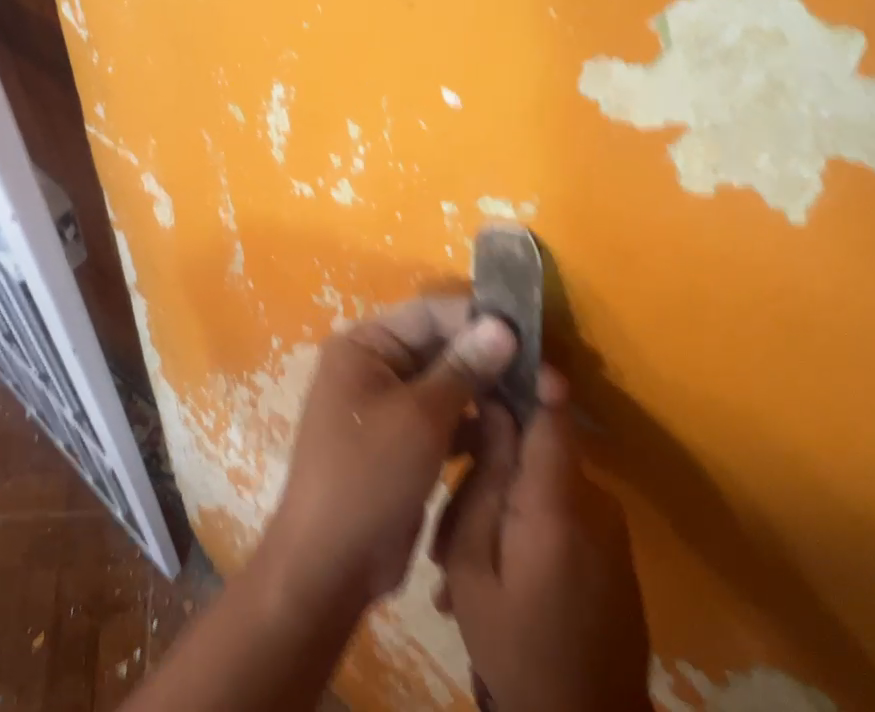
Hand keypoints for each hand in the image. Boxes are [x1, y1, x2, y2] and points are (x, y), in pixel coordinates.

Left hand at [255, 297, 517, 619]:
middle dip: (488, 358)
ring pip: (447, 384)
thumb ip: (464, 368)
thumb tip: (503, 325)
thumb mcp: (421, 417)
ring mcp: (386, 406)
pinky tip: (512, 433)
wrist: (330, 563)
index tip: (532, 332)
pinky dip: (474, 423)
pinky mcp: (403, 442)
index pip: (430, 312)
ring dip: (486, 392)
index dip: (479, 318)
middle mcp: (372, 367)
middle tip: (543, 371)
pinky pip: (445, 418)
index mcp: (363, 346)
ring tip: (535, 400)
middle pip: (440, 345)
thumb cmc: (369, 477)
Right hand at [432, 369, 651, 710]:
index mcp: (557, 504)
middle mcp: (594, 505)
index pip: (552, 417)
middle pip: (537, 457)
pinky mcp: (615, 555)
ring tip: (461, 570)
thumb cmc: (516, 647)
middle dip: (490, 474)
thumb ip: (482, 489)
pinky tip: (495, 580)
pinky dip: (527, 534)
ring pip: (545, 492)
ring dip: (503, 513)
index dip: (532, 379)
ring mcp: (611, 532)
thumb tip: (493, 418)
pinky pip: (563, 520)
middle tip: (445, 526)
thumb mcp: (473, 569)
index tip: (500, 353)